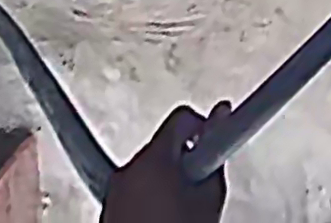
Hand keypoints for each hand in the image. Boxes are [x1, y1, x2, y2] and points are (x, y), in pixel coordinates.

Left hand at [100, 103, 230, 222]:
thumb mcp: (209, 199)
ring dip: (167, 181)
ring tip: (183, 209)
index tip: (213, 140)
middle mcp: (129, 169)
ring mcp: (115, 193)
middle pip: (164, 145)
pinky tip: (165, 219)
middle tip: (200, 185)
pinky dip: (150, 199)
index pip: (182, 118)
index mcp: (154, 157)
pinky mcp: (108, 213)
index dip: (203, 128)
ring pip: (150, 170)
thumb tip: (222, 124)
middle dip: (184, 159)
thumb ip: (216, 157)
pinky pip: (135, 192)